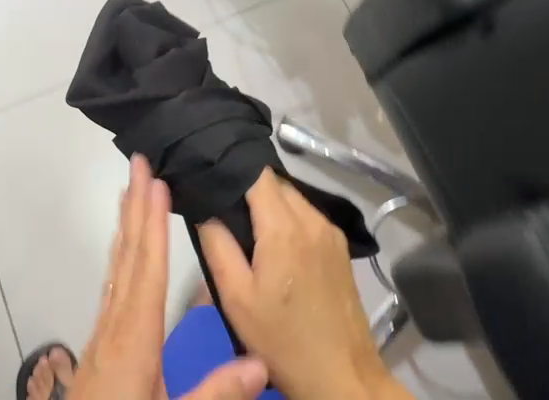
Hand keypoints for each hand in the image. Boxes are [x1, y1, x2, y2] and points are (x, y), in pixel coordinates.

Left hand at [71, 155, 269, 399]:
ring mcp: (103, 335)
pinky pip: (112, 286)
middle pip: (126, 255)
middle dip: (134, 206)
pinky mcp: (100, 348)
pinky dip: (120, 257)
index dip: (153, 221)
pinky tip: (125, 254)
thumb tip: (261, 362)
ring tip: (131, 190)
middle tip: (137, 160)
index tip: (155, 179)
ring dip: (125, 225)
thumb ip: (215, 393)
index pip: (146, 267)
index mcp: (134, 340)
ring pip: (116, 267)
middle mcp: (114, 327)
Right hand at [197, 170, 401, 399]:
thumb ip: (216, 244)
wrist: (342, 378)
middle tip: (222, 208)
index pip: (256, 173)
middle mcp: (312, 220)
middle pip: (275, 183)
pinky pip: (308, 217)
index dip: (232, 170)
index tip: (210, 178)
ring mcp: (331, 233)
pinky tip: (274, 246)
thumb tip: (206, 208)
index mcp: (284, 228)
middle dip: (248, 188)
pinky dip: (288, 220)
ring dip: (270, 205)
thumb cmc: (282, 340)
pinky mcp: (341, 249)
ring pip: (293, 198)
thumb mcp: (236, 297)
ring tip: (245, 228)